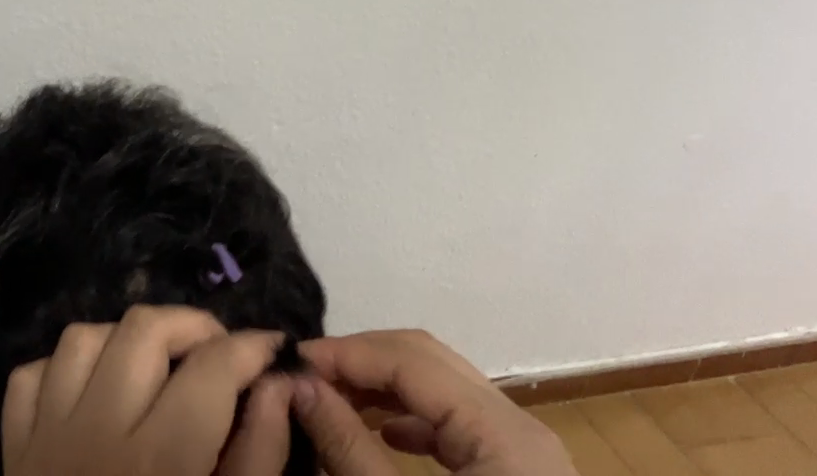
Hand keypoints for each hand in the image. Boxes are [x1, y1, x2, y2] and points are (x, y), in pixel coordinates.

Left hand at [0, 305, 291, 475]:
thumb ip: (258, 459)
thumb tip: (277, 387)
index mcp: (160, 461)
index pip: (212, 368)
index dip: (252, 346)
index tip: (273, 348)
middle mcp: (97, 431)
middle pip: (143, 330)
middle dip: (192, 326)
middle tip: (220, 353)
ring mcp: (45, 436)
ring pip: (81, 338)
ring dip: (125, 340)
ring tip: (157, 366)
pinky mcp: (13, 449)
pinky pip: (30, 378)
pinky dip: (62, 371)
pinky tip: (91, 393)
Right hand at [290, 330, 576, 475]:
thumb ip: (348, 446)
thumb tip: (299, 385)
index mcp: (504, 433)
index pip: (409, 359)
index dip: (345, 353)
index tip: (291, 362)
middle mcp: (520, 427)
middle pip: (427, 359)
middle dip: (362, 360)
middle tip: (307, 375)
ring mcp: (525, 451)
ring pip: (442, 385)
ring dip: (383, 384)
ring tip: (331, 398)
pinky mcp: (519, 473)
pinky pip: (458, 421)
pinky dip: (412, 416)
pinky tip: (381, 431)